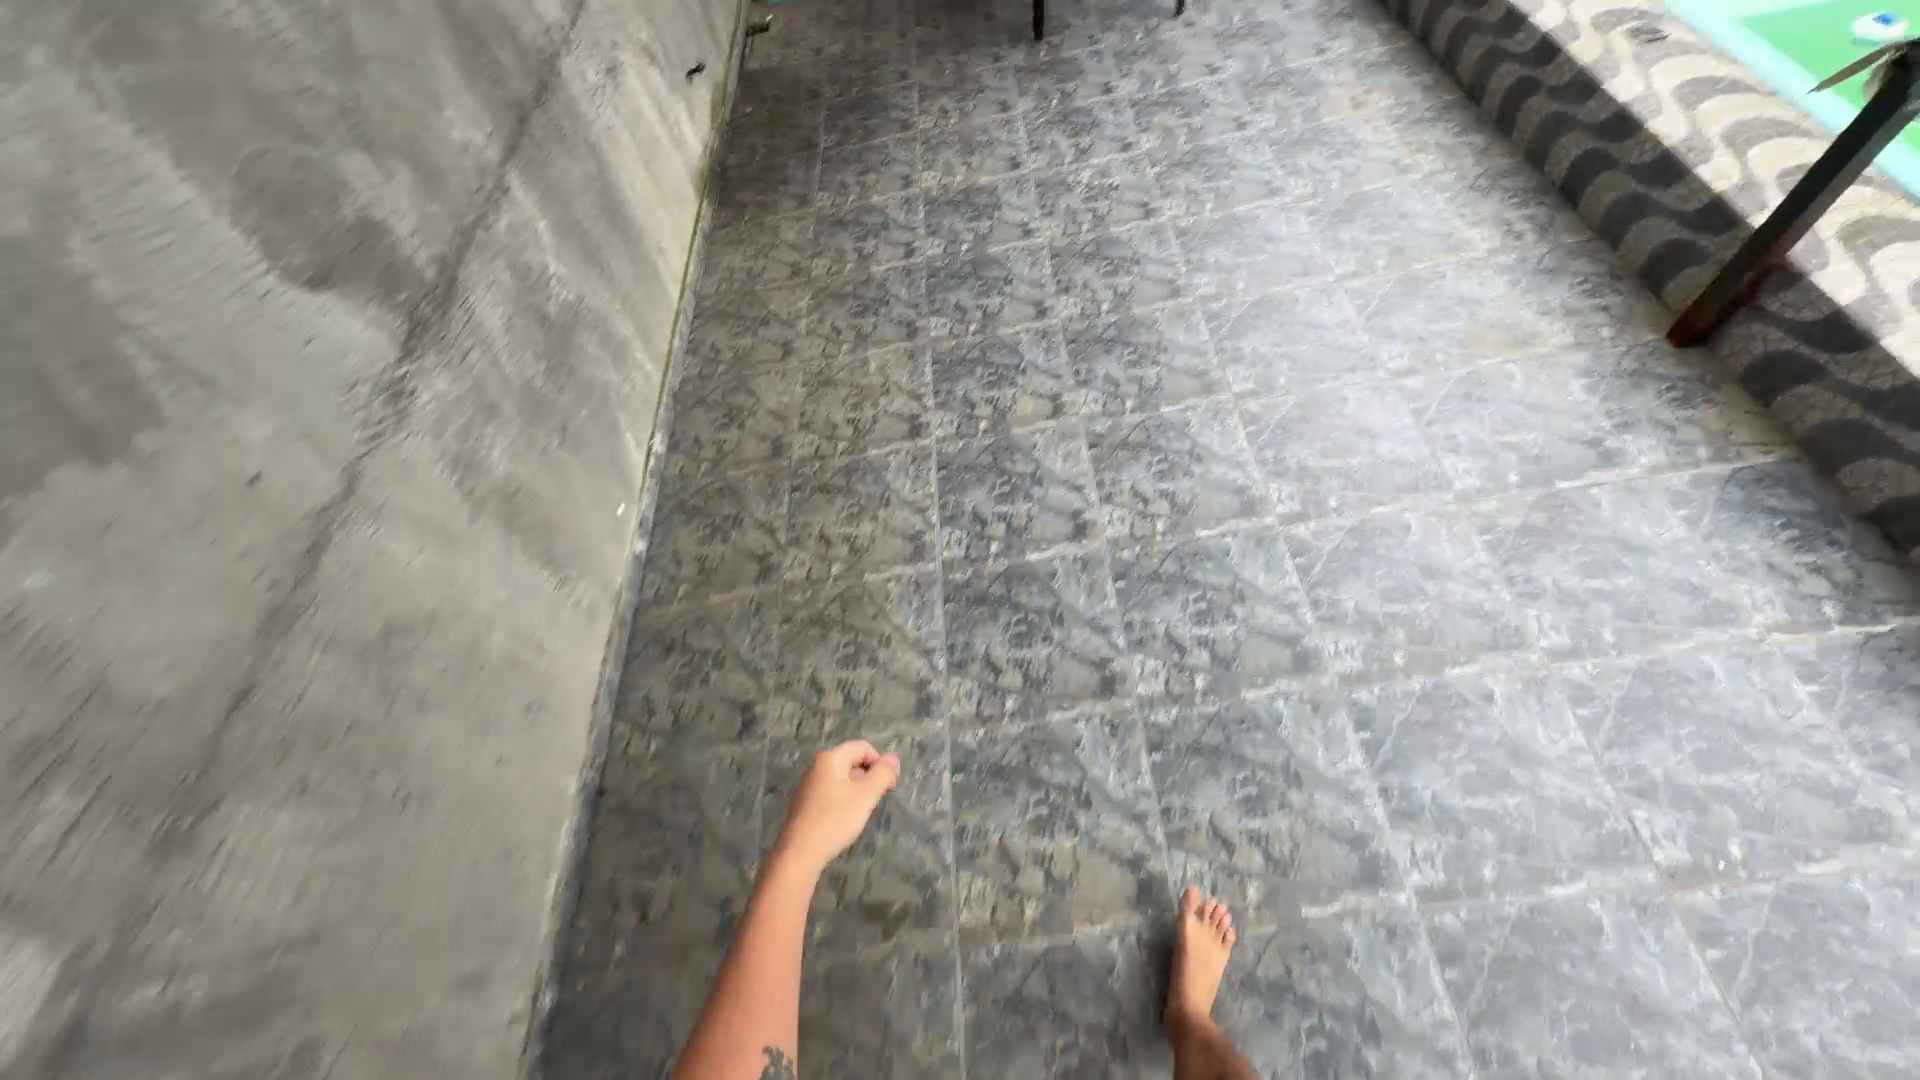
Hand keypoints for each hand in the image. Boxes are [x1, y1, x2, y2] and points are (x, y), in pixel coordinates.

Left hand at [770, 739, 899, 875]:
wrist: (799, 853)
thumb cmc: (835, 820)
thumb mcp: (866, 796)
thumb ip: (883, 774)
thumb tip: (892, 759)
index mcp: (829, 759)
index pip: (862, 747)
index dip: (880, 762)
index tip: (888, 786)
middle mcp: (816, 767)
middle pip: (852, 762)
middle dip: (869, 778)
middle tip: (875, 801)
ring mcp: (808, 786)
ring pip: (842, 780)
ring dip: (858, 791)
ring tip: (861, 813)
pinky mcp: (805, 804)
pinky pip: (831, 793)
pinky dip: (844, 801)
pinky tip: (844, 821)